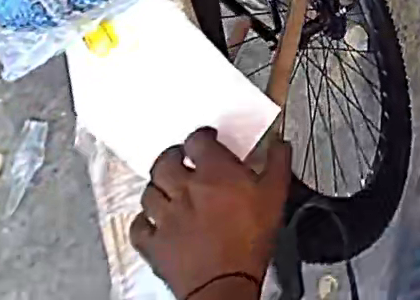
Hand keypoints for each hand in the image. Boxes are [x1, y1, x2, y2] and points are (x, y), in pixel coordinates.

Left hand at [130, 128, 291, 299]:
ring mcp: (167, 217)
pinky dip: (143, 221)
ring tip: (166, 185)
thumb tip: (279, 144)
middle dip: (171, 156)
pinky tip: (152, 220)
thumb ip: (277, 163)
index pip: (197, 139)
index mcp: (213, 171)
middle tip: (179, 157)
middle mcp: (185, 188)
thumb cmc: (250, 243)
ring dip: (157, 186)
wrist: (228, 289)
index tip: (207, 137)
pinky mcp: (156, 246)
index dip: (201, 135)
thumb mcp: (275, 196)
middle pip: (165, 161)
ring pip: (150, 191)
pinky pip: (139, 227)